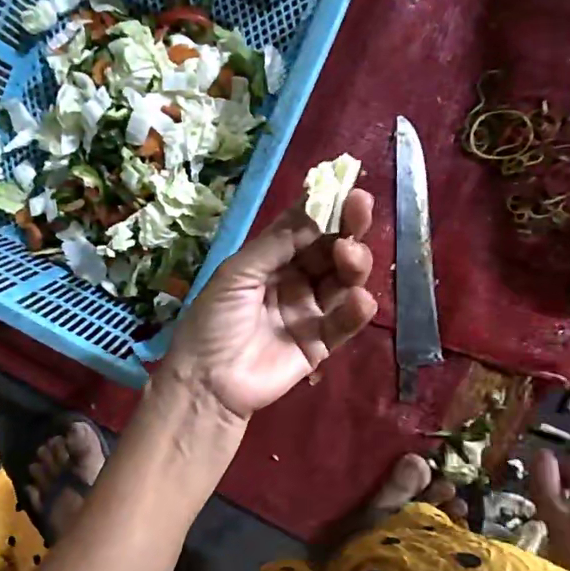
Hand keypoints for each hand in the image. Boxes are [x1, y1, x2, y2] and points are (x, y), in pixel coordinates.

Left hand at [160, 190, 377, 421]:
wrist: (208, 383)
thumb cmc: (214, 321)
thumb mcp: (238, 273)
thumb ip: (278, 244)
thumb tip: (315, 210)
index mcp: (272, 259)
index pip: (304, 227)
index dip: (325, 207)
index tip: (347, 188)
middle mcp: (296, 279)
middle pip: (330, 249)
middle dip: (348, 228)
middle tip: (361, 210)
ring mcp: (311, 310)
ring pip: (343, 281)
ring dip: (353, 264)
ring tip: (350, 256)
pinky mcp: (322, 343)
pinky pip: (345, 322)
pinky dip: (356, 310)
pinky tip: (360, 300)